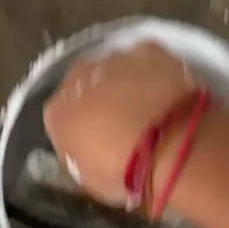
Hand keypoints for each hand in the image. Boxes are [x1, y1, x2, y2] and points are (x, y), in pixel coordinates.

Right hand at [40, 40, 197, 206]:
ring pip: (113, 69)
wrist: (171, 142)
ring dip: (124, 83)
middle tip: (121, 123)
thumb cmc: (125, 171)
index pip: (59, 119)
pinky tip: (165, 88)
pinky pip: (144, 59)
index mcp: (57, 112)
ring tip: (148, 107)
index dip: (77, 131)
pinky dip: (151, 71)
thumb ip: (81, 157)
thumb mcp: (90, 179)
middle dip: (98, 100)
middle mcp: (78, 78)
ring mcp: (113, 58)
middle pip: (82, 87)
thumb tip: (87, 149)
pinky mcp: (148, 49)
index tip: (94, 145)